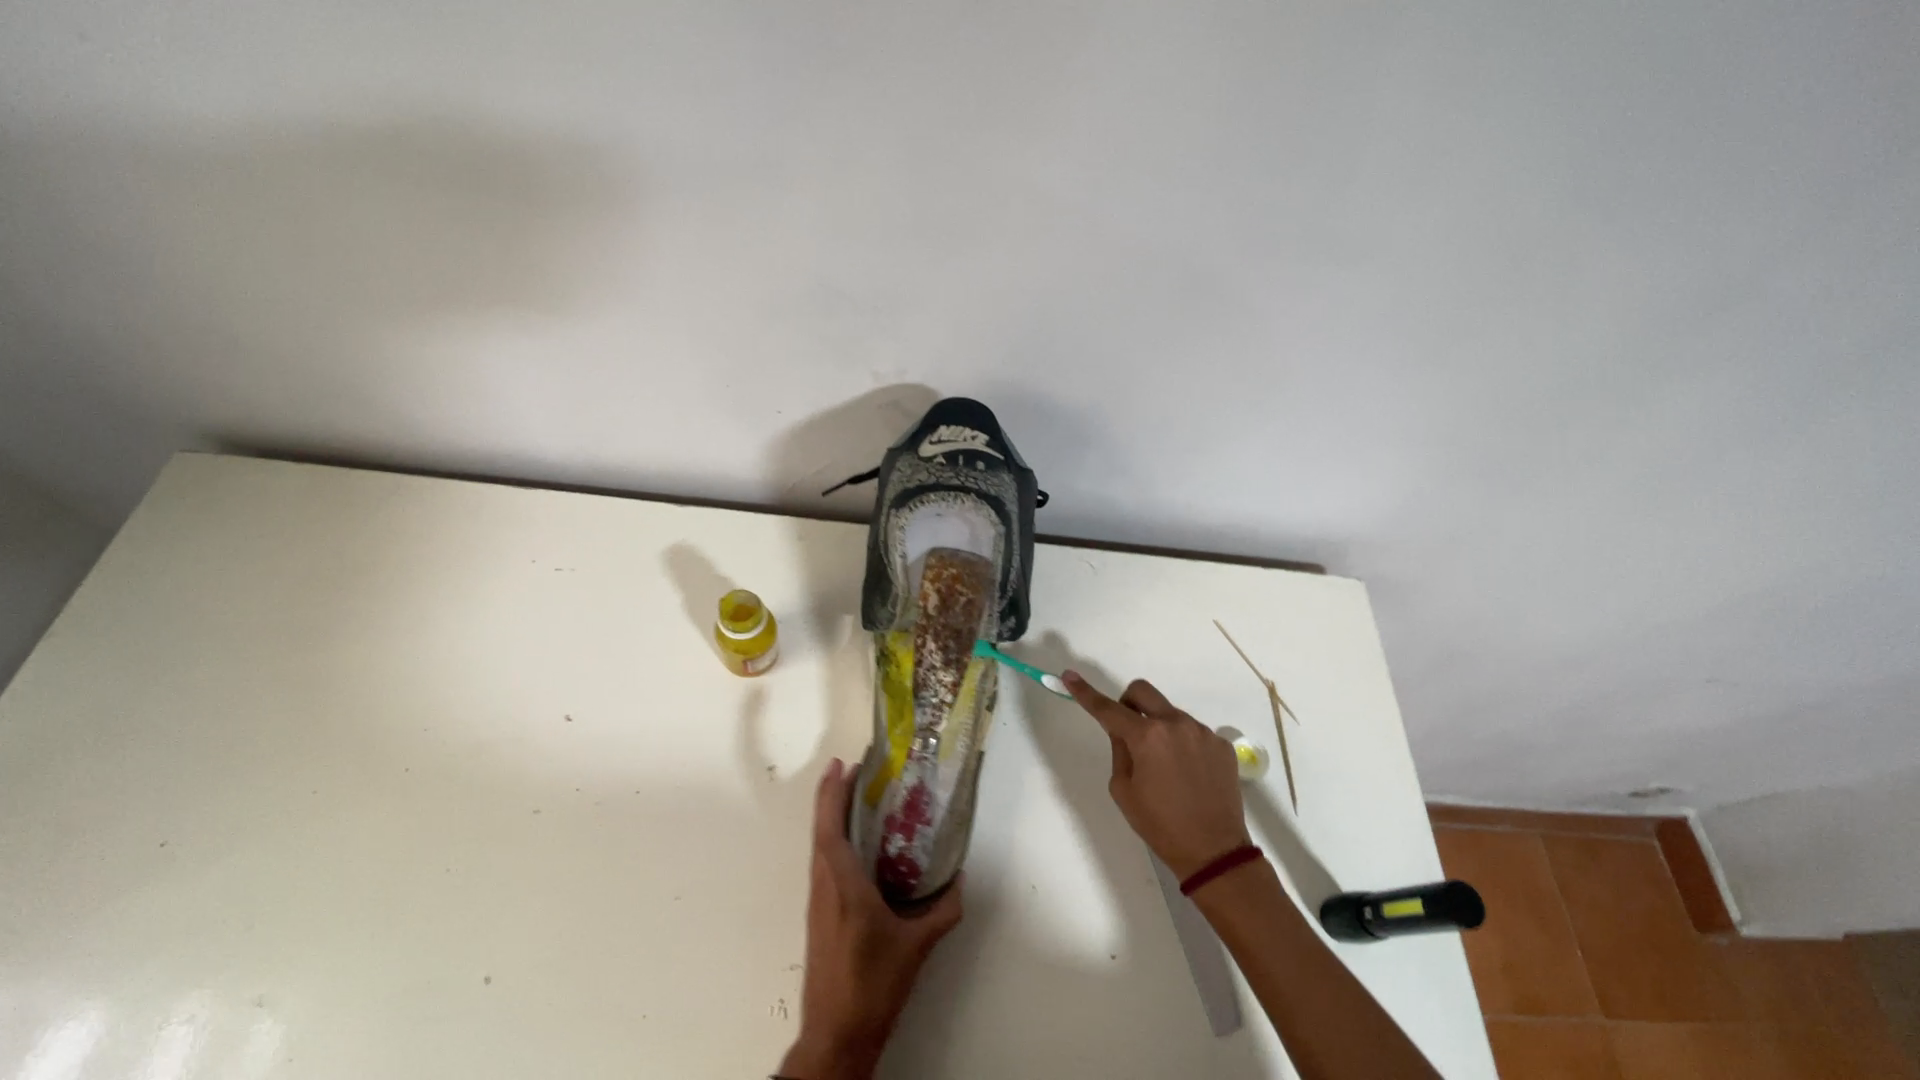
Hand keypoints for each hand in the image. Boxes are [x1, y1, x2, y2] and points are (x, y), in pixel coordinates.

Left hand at [779, 758, 963, 1079]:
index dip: (833, 793)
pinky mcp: (819, 917)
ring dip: (834, 818)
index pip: (831, 828)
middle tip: (857, 771)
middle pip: (822, 831)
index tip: (843, 764)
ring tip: (860, 800)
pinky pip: (824, 866)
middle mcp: (824, 888)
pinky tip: (860, 847)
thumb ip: (943, 910)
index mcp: (844, 887)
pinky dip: (836, 843)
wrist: (838, 1031)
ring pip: (820, 848)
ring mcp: (817, 903)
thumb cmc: (875, 984)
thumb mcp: (918, 946)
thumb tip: (960, 880)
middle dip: (834, 797)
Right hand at [1062, 671, 1250, 879]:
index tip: (1070, 676)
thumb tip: (1122, 731)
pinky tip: (1187, 775)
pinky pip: (1193, 732)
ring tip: (1165, 768)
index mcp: (1147, 737)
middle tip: (1127, 733)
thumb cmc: (1159, 824)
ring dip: (1158, 728)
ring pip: (1170, 713)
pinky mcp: (1222, 745)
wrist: (1213, 851)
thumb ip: (1119, 751)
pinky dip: (1182, 745)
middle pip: (1143, 691)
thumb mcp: (1123, 790)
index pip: (1108, 709)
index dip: (1085, 692)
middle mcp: (1176, 724)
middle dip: (1128, 703)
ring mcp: (1203, 732)